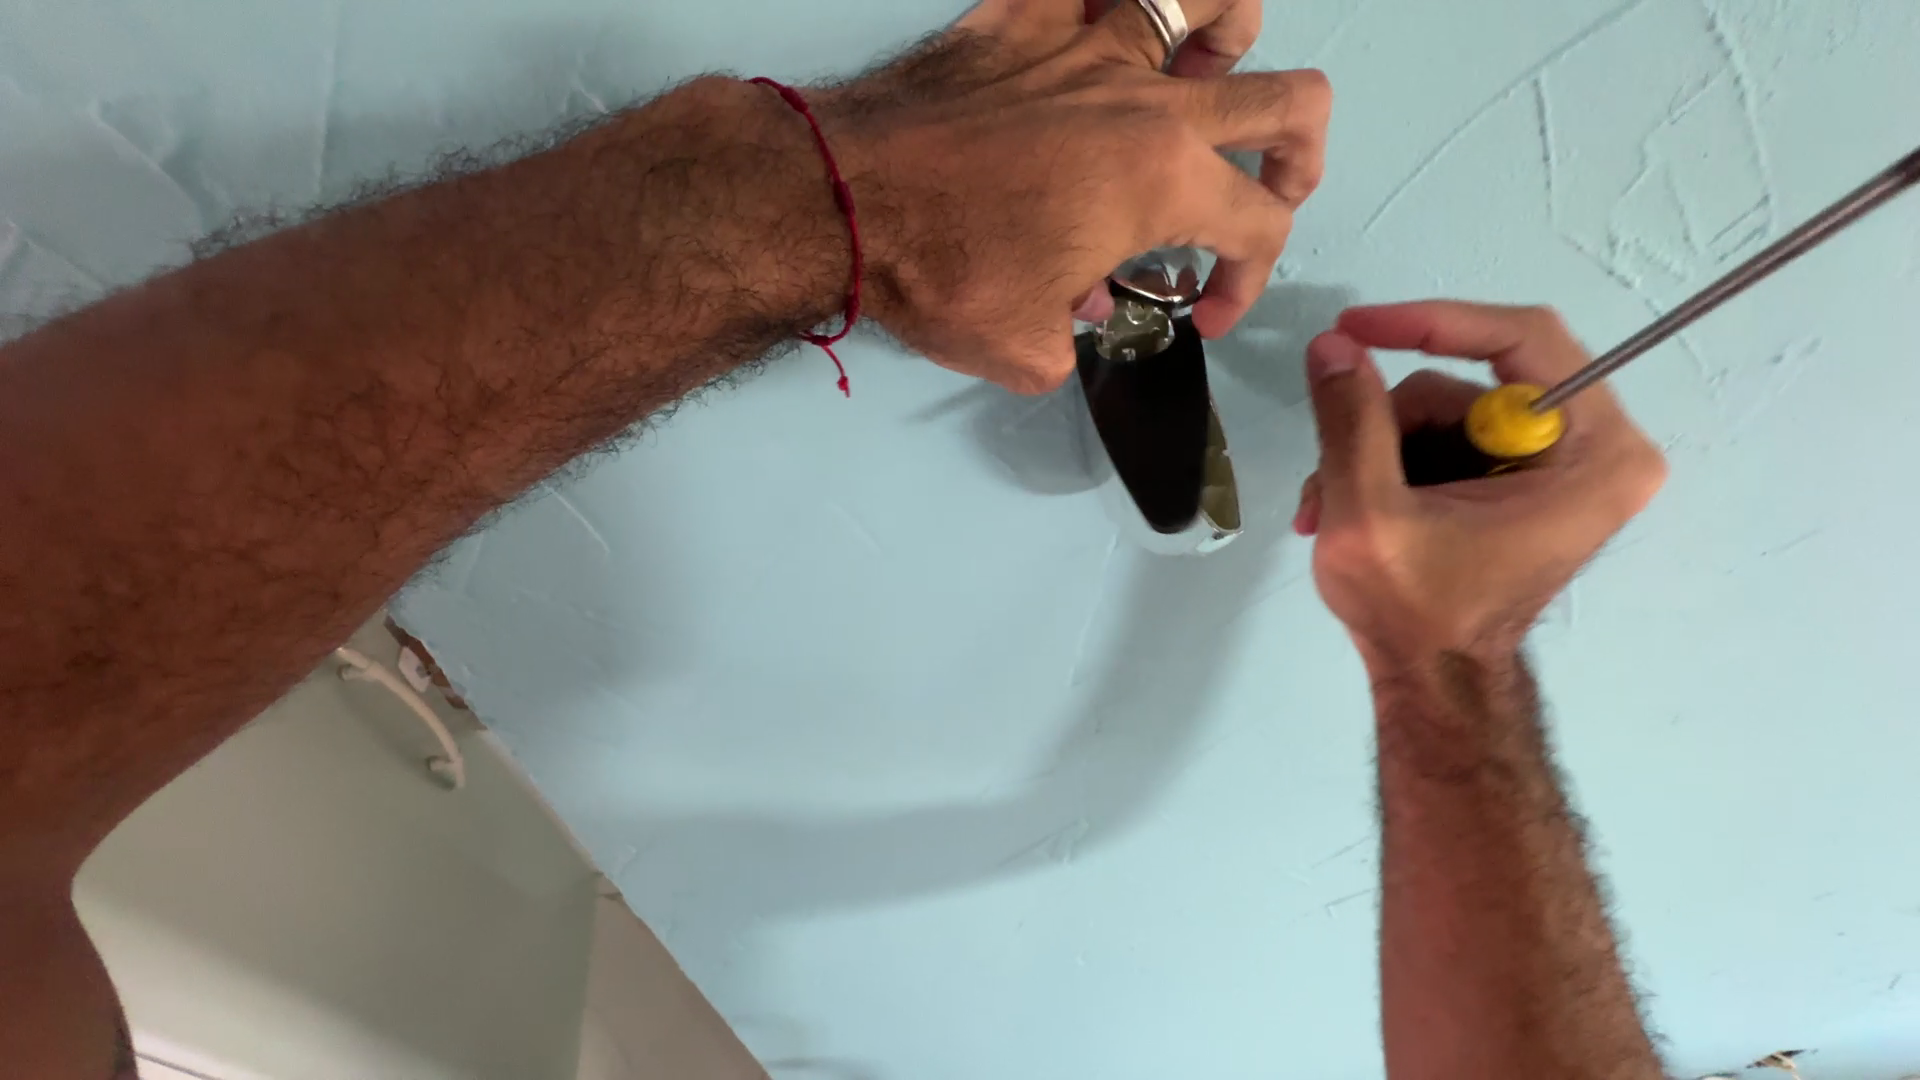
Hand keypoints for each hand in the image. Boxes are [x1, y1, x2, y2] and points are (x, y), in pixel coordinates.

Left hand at [819, 0, 1328, 392]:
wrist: (842, 201)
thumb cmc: (940, 277)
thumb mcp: (1024, 351)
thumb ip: (1072, 346)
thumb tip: (1075, 316)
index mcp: (1160, 181)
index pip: (1259, 228)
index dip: (1247, 285)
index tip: (1200, 318)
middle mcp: (1146, 99)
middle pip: (1287, 98)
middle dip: (1299, 156)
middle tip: (1264, 191)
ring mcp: (1085, 42)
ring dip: (1229, 41)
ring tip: (1202, 85)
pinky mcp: (1022, 15)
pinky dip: (1108, 9)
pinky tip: (1096, 44)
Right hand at [1292, 302, 1666, 665]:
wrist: (1428, 679)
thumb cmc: (1412, 610)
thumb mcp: (1366, 511)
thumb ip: (1350, 421)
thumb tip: (1329, 346)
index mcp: (1591, 454)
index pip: (1521, 340)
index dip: (1431, 323)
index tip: (1353, 330)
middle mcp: (1586, 450)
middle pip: (1462, 388)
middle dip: (1380, 430)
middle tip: (1328, 479)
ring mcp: (1545, 469)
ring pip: (1433, 417)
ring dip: (1366, 456)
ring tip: (1324, 510)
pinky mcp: (1510, 486)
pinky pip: (1434, 445)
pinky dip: (1380, 470)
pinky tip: (1341, 511)